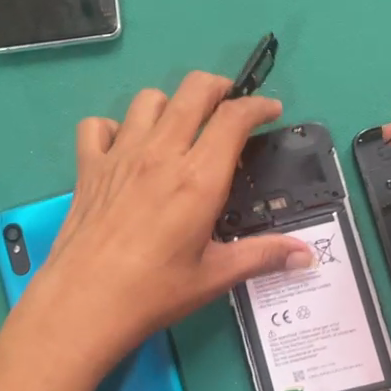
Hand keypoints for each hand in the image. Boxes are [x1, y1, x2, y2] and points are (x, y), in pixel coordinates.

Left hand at [17, 72, 311, 369]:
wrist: (83, 302)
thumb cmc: (153, 292)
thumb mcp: (214, 277)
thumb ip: (262, 257)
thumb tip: (307, 256)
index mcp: (198, 177)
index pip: (234, 117)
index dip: (258, 105)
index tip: (270, 111)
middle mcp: (160, 153)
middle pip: (192, 90)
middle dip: (218, 88)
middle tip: (228, 108)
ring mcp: (119, 155)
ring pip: (147, 100)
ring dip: (169, 105)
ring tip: (178, 128)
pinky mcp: (87, 167)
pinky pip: (97, 126)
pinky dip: (113, 127)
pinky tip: (123, 147)